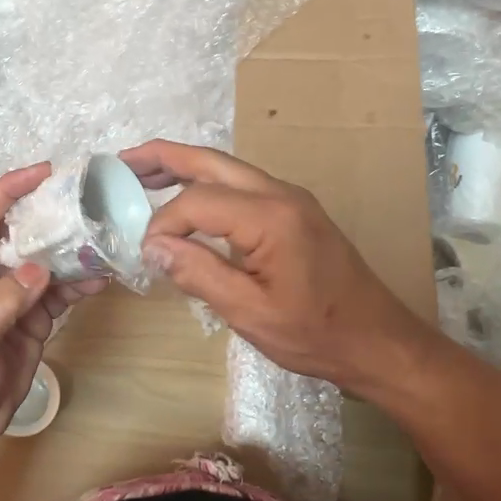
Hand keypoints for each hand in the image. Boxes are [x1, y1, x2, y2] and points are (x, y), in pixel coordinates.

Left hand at [0, 163, 107, 468]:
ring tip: (102, 234)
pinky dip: (78, 284)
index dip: (7, 191)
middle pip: (16, 233)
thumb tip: (39, 268)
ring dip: (69, 250)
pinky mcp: (30, 322)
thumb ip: (1, 303)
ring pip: (42, 262)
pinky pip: (57, 294)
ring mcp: (9, 300)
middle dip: (45, 213)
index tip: (41, 173)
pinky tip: (101, 276)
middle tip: (82, 195)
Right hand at [122, 140, 442, 398]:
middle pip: (211, 161)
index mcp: (270, 216)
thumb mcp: (250, 313)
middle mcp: (280, 194)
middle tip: (121, 162)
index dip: (162, 225)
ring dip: (184, 167)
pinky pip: (241, 185)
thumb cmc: (317, 334)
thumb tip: (152, 246)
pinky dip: (206, 184)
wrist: (379, 343)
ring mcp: (291, 199)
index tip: (147, 257)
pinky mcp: (295, 212)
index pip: (196, 202)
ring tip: (143, 174)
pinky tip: (187, 200)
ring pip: (227, 168)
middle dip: (163, 157)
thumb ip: (199, 273)